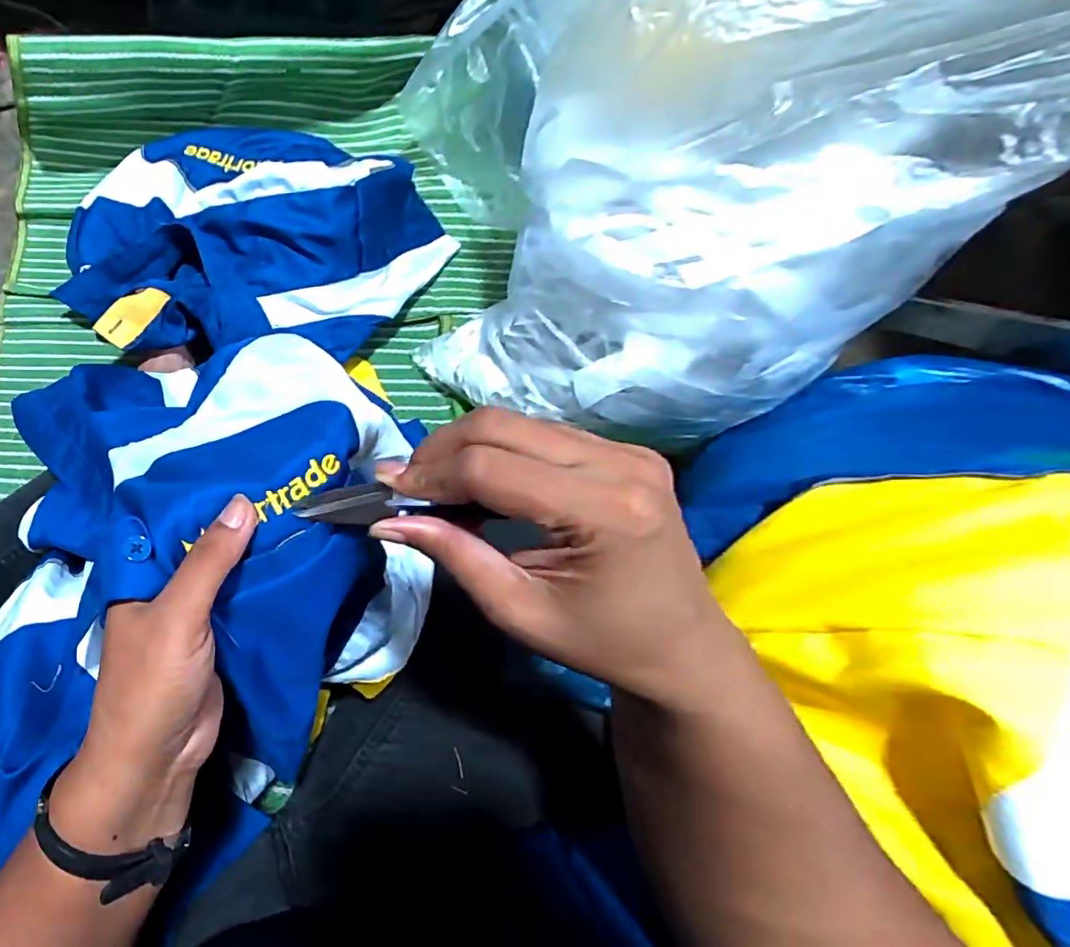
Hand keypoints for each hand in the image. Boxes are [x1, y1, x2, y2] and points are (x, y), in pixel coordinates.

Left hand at [47, 494, 254, 852]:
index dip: (198, 495)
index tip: (237, 461)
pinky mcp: (217, 638)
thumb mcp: (178, 615)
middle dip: (231, 520)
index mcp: (139, 576)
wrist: (161, 759)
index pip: (168, 523)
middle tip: (276, 480)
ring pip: (222, 573)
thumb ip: (209, 562)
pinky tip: (288, 556)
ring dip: (249, 550)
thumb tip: (241, 502)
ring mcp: (191, 614)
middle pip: (199, 546)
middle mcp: (162, 588)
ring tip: (289, 505)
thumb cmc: (153, 681)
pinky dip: (258, 583)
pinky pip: (237, 602)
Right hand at [370, 408, 740, 709]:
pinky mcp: (622, 450)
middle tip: (407, 486)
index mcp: (605, 511)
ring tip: (435, 484)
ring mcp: (626, 451)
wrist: (684, 648)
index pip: (489, 467)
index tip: (389, 493)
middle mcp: (621, 465)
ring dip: (460, 446)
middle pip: (497, 426)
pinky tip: (476, 479)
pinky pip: (534, 430)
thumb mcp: (516, 609)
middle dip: (438, 451)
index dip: (429, 475)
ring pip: (512, 421)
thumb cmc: (600, 641)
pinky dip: (491, 448)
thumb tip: (385, 521)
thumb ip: (452, 554)